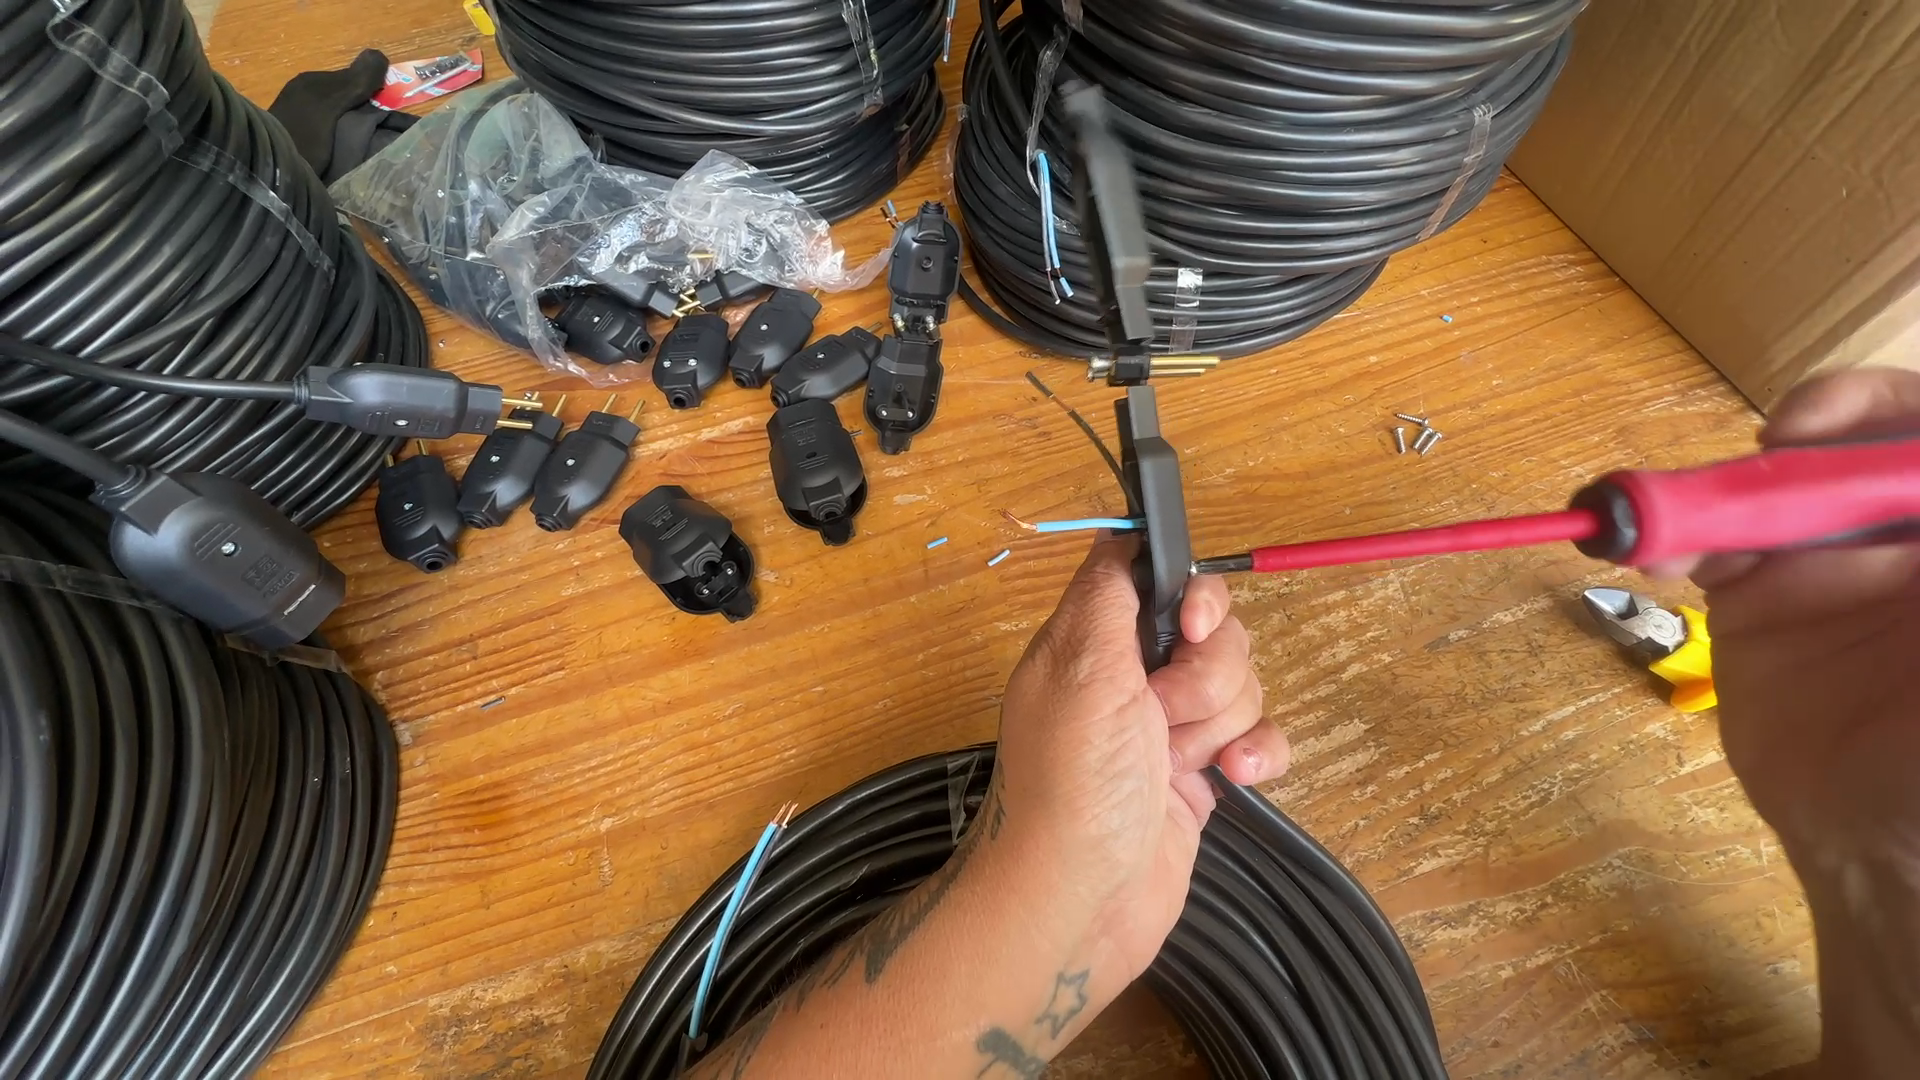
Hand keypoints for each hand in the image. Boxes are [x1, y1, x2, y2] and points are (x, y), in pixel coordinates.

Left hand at [987, 534, 1288, 979]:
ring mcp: (1168, 724)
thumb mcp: (1080, 668)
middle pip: (1212, 631)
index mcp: (1094, 640)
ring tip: (1176, 759)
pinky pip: (1255, 736)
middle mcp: (1132, 675)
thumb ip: (1104, 594)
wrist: (1081, 899)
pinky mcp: (1200, 770)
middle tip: (1164, 711)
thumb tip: (1114, 533)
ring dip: (1217, 720)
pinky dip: (1254, 752)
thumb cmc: (1072, 777)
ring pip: (1238, 682)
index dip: (1188, 592)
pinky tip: (1231, 777)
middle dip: (1206, 672)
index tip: (1193, 626)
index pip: (1154, 578)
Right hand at [1656, 369, 1919, 869]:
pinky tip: (1656, 560)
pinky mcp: (1758, 599)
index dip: (1882, 412)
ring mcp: (1832, 567)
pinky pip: (1709, 546)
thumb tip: (1890, 472)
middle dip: (1799, 443)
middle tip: (1763, 450)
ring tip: (1671, 525)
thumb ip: (1917, 560)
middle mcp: (1905, 538)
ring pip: (1767, 494)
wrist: (1884, 845)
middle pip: (1847, 454)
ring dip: (1713, 495)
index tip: (1813, 426)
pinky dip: (1673, 540)